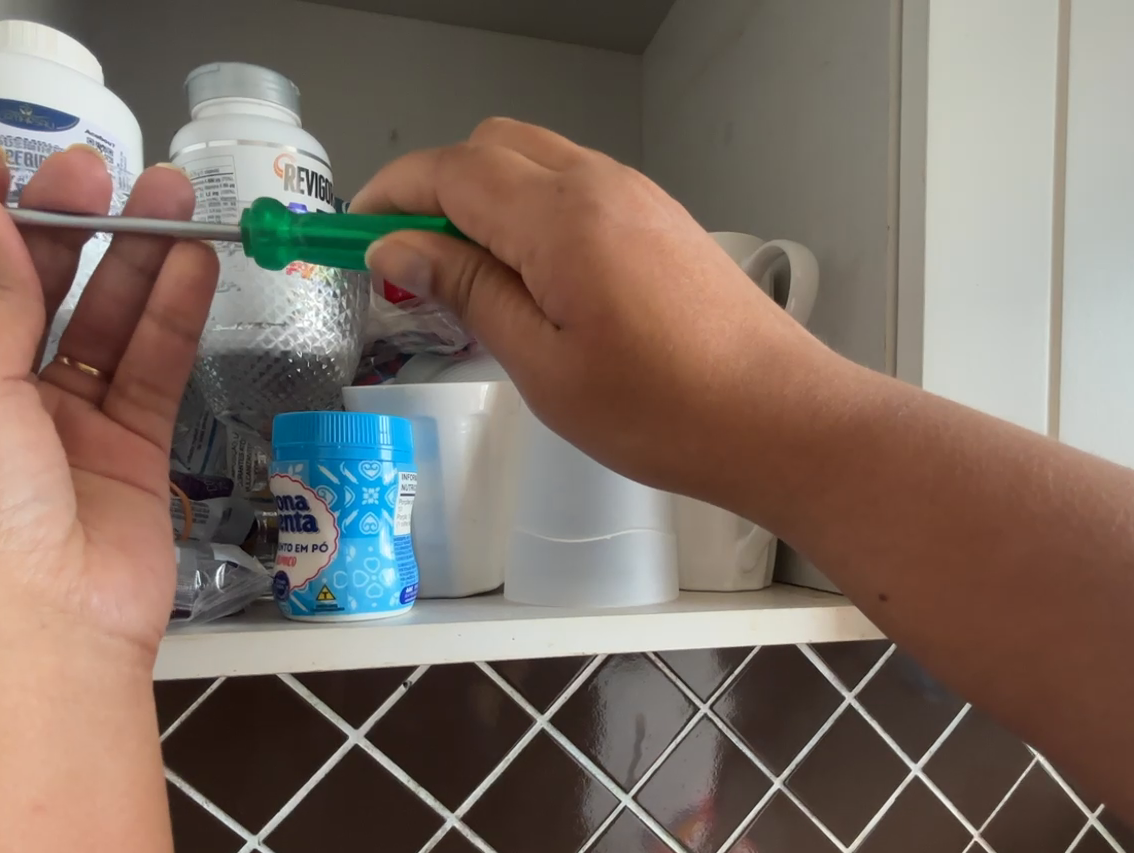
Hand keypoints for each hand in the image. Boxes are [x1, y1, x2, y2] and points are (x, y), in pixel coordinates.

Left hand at [0, 140, 216, 657]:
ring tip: (176, 206)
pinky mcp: (129, 455)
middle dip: (67, 226)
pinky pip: (151, 373)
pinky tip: (193, 272)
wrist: (32, 640)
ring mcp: (58, 428)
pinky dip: (174, 320)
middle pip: (25, 289)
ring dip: (137, 264)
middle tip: (111, 175)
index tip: (6, 162)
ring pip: (101, 327)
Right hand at [355, 118, 836, 500]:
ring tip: (469, 281)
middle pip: (491, 149)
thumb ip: (469, 293)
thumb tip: (400, 250)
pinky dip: (535, 217)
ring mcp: (641, 199)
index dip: (392, 197)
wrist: (777, 421)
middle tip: (413, 266)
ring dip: (488, 204)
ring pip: (537, 166)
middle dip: (437, 192)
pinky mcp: (663, 224)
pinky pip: (579, 193)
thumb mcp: (544, 366)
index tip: (357, 235)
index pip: (450, 173)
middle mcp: (602, 185)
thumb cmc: (661, 413)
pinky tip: (533, 281)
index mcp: (562, 217)